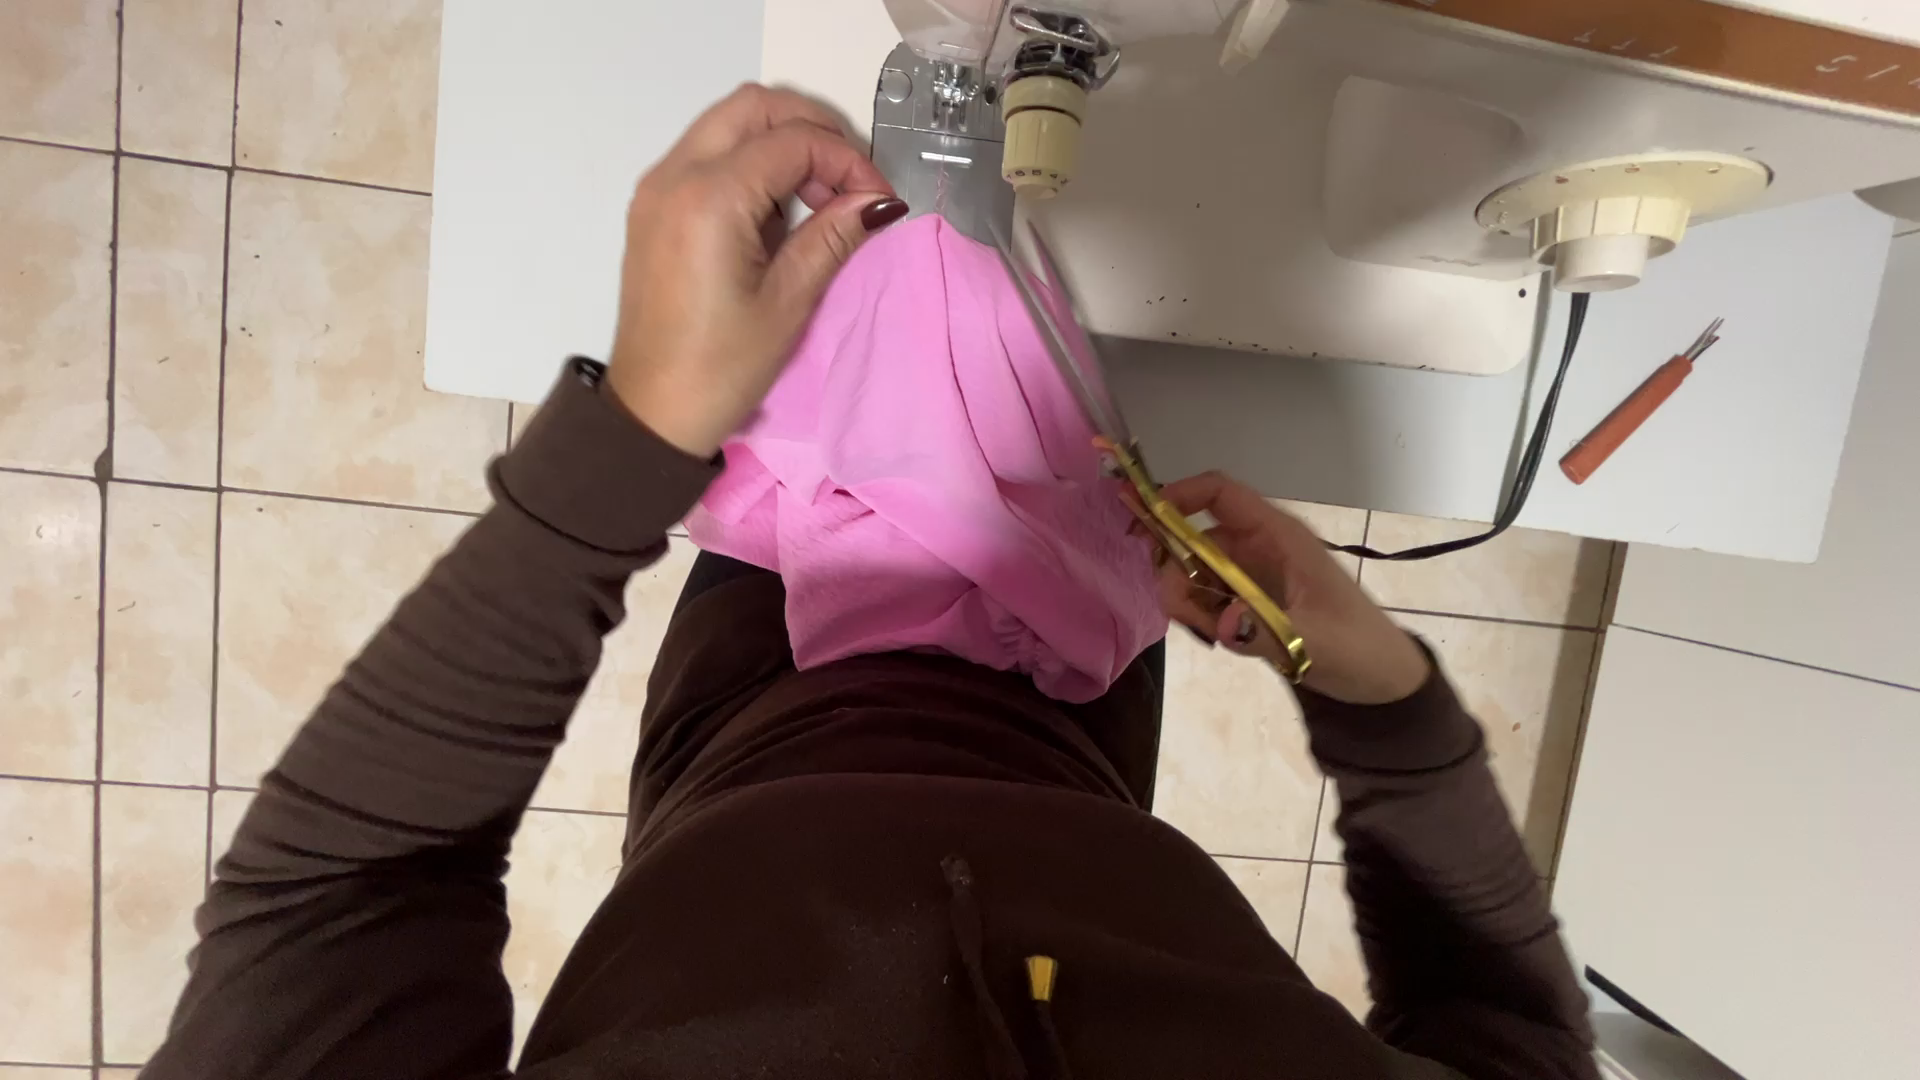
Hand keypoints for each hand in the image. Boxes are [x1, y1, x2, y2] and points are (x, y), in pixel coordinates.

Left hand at [604, 84, 909, 456]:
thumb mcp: (789, 302)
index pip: (792, 141)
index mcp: (709, 198)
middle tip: (853, 182)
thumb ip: (832, 237)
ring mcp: (658, 187)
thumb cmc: (724, 368)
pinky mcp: (656, 207)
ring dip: (783, 144)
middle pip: (755, 107)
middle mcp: (674, 173)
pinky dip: (753, 165)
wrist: (655, 410)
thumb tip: (878, 202)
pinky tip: (780, 214)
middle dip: (815, 131)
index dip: (848, 161)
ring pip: (730, 125)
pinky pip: (709, 156)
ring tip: (822, 201)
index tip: (881, 201)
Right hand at [1150, 472, 1430, 704]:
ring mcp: (1247, 572)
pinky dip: (1196, 611)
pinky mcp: (1242, 597)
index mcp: (1279, 535)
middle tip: (1175, 604)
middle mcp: (1257, 545)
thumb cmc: (1357, 649)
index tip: (1144, 519)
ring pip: (1192, 567)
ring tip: (1207, 630)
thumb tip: (1221, 623)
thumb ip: (1264, 634)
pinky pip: (1202, 593)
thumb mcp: (1313, 643)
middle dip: (1172, 563)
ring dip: (1184, 595)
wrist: (1378, 680)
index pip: (1221, 494)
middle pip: (1194, 533)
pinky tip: (1216, 634)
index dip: (1179, 496)